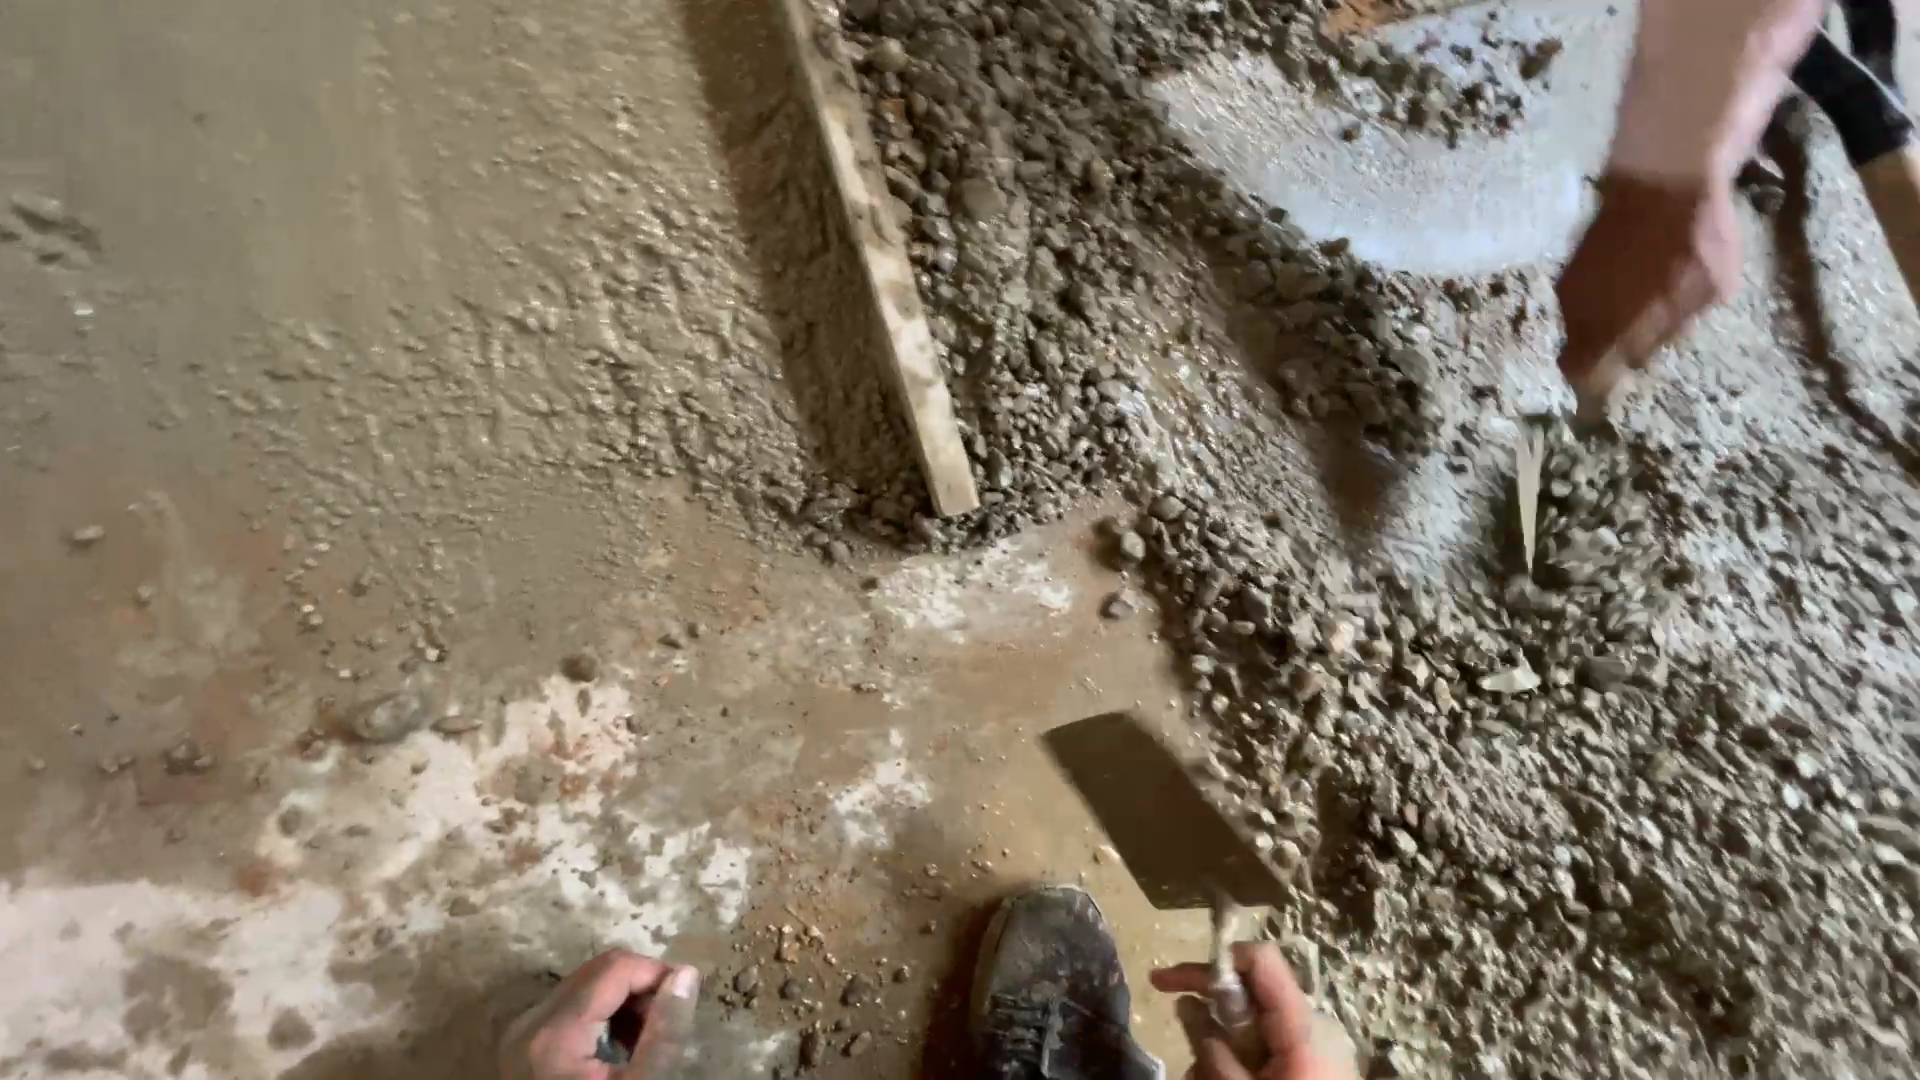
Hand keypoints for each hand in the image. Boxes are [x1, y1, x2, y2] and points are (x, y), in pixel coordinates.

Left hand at [499, 949, 700, 1079]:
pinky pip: (572, 1004)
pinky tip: (616, 1048)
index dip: (658, 975)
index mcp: (554, 1033)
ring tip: (643, 1040)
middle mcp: (529, 1022)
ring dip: (625, 1001)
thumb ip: (664, 1033)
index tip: (683, 1005)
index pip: (618, 967)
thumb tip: (687, 973)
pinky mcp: (521, 1043)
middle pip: (602, 971)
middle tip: (664, 1027)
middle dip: (643, 988)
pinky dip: (603, 1015)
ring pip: (588, 984)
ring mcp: (520, 1033)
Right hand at [1150, 943, 1351, 1079]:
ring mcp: (1316, 1050)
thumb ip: (1211, 1048)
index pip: (1260, 961)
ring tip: (1197, 1073)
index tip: (1177, 978)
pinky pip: (1269, 1047)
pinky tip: (1219, 1078)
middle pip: (1250, 990)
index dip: (1217, 960)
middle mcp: (1313, 1027)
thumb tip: (1187, 1006)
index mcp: (1302, 1027)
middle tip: (1164, 999)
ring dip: (1218, 1038)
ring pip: (1254, 1022)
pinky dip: (1240, 1057)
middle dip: (1207, 1002)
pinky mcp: (1313, 1070)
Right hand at [1555, 173, 1741, 414]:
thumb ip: (1670, 330)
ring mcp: (1569, 292)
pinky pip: (1580, 300)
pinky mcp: (1570, 269)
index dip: (1589, 394)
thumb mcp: (1706, 290)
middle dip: (1596, 359)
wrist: (1661, 180)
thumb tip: (1641, 359)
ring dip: (1599, 328)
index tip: (1596, 405)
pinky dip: (1598, 302)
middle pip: (1576, 354)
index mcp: (1606, 331)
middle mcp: (1577, 318)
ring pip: (1579, 326)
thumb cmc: (1691, 240)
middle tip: (1622, 354)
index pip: (1583, 379)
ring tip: (1630, 315)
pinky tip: (1626, 285)